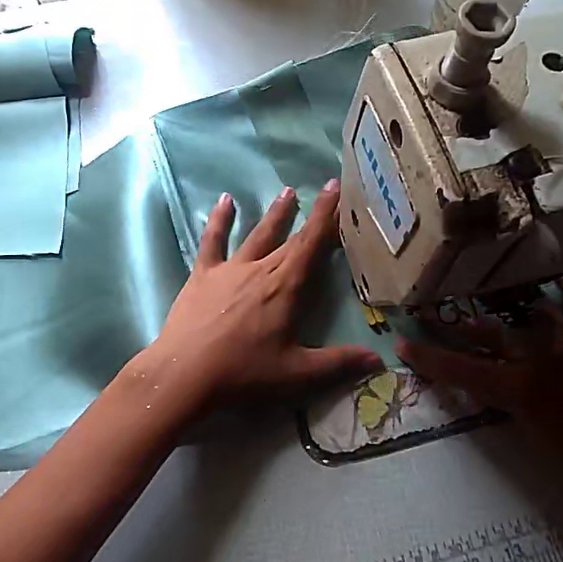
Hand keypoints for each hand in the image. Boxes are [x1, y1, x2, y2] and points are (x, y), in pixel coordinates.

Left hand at [127, 179, 382, 418]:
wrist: (184, 374)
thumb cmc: (243, 373)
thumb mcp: (297, 373)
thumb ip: (338, 364)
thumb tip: (378, 359)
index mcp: (286, 287)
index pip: (312, 244)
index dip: (327, 216)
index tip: (337, 188)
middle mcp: (260, 269)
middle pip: (291, 237)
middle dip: (311, 214)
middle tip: (325, 189)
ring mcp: (230, 269)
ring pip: (257, 234)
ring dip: (274, 214)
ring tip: (286, 192)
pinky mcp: (203, 275)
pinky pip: (212, 241)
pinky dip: (219, 220)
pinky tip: (224, 200)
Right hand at [398, 278, 562, 512]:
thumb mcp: (549, 446)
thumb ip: (516, 411)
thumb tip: (495, 389)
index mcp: (522, 388)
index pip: (462, 370)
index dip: (429, 358)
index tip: (403, 342)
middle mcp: (539, 351)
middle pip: (485, 330)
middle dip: (455, 323)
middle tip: (431, 311)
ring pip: (523, 308)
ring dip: (500, 306)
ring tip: (483, 296)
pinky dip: (562, 285)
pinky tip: (554, 279)